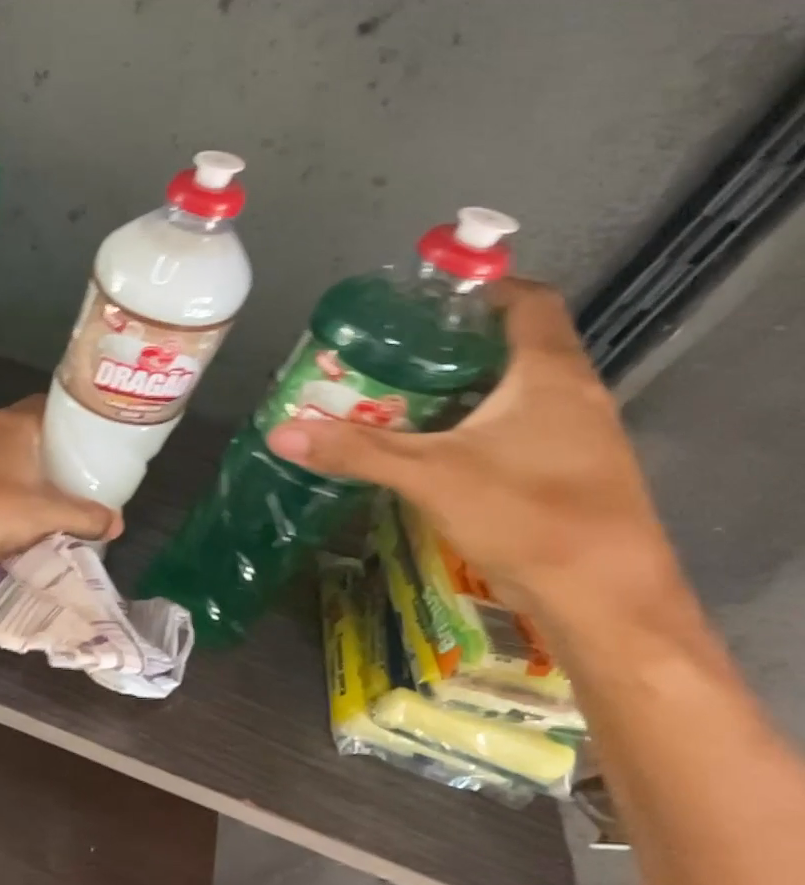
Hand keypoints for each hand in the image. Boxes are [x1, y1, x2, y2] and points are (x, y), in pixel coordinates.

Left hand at [0, 396, 121, 570]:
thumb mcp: (47, 518)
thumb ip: (86, 517)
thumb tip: (117, 524)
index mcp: (13, 425)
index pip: (47, 406)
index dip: (66, 422)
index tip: (79, 444)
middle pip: (17, 428)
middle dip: (36, 448)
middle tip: (55, 475)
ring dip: (1, 464)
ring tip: (17, 493)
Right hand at [263, 279, 675, 615]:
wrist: (602, 596)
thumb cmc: (527, 514)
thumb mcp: (430, 476)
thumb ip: (356, 450)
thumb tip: (281, 432)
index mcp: (549, 374)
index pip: (528, 303)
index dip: (483, 289)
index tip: (426, 298)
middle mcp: (572, 394)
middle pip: (513, 347)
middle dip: (452, 345)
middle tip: (388, 353)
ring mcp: (574, 436)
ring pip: (513, 392)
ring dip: (460, 389)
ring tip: (395, 396)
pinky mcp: (565, 473)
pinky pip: (514, 429)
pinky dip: (472, 425)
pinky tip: (428, 447)